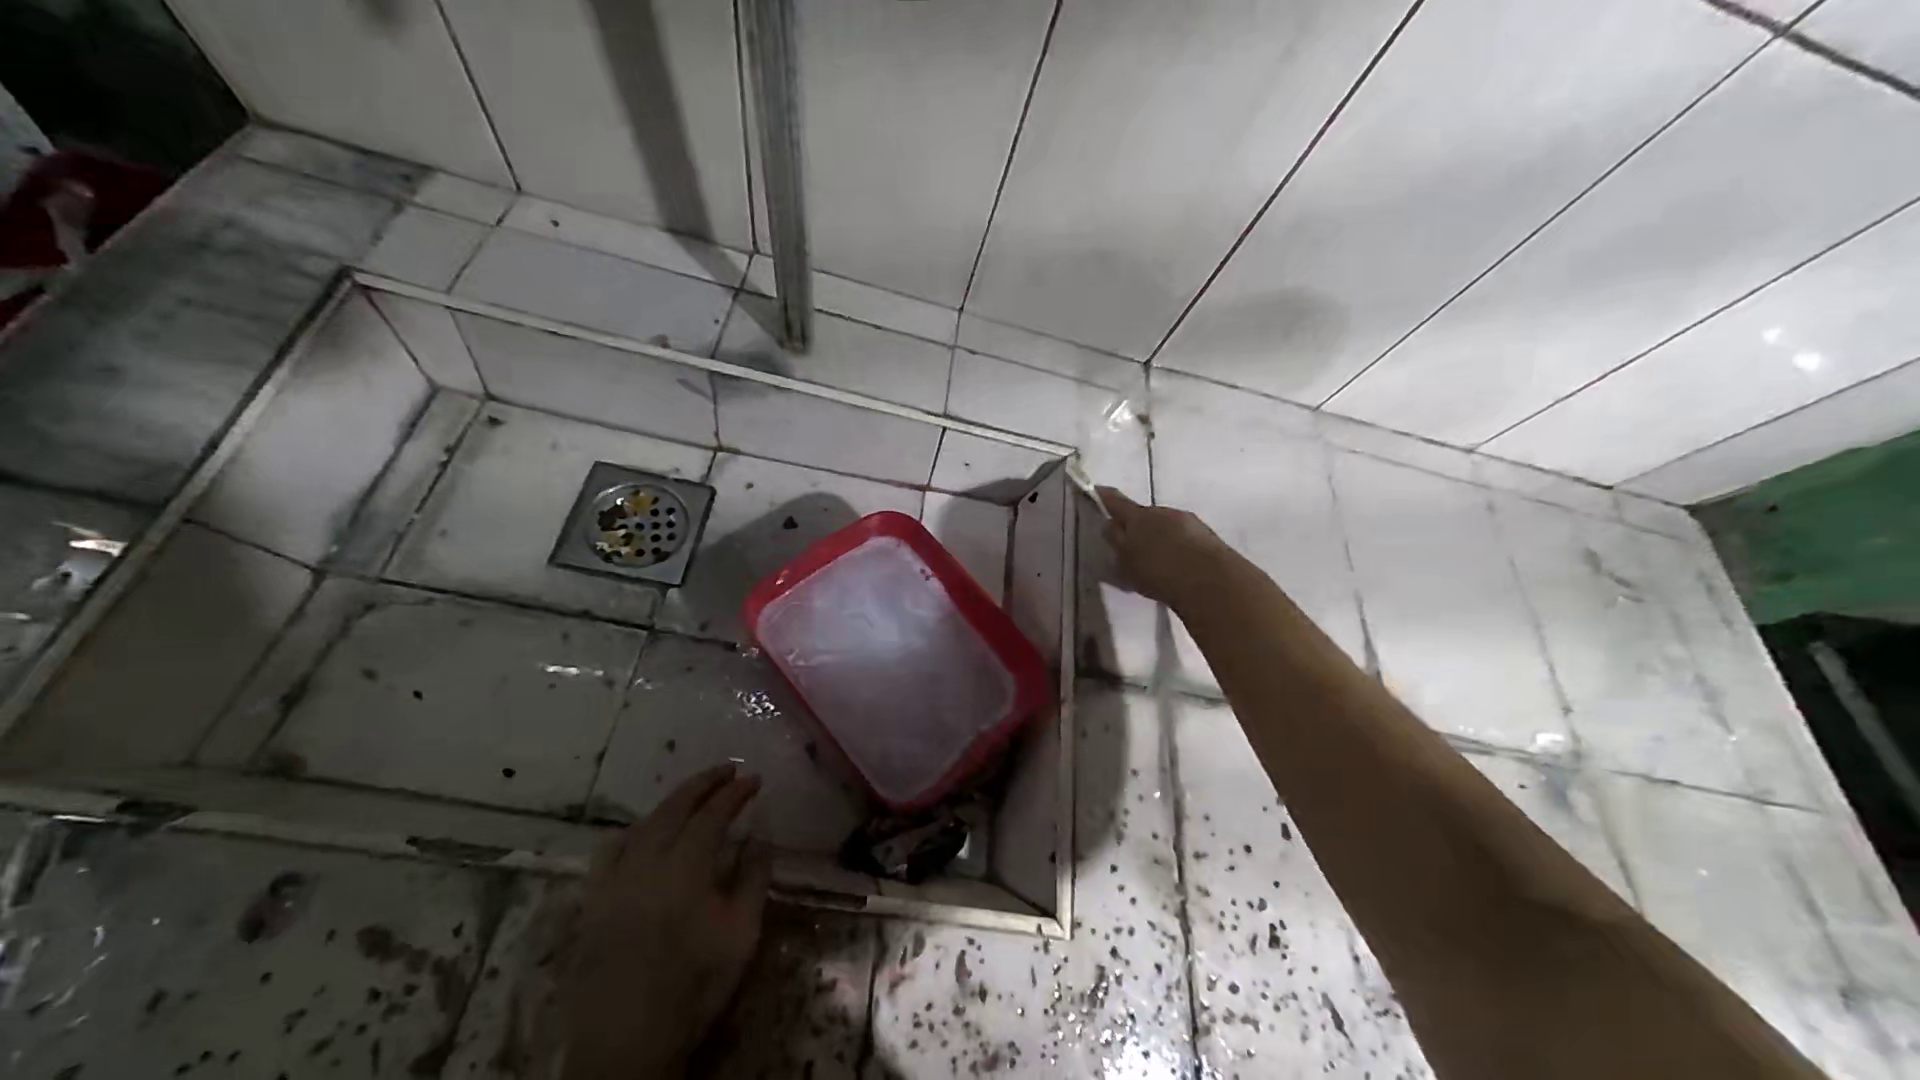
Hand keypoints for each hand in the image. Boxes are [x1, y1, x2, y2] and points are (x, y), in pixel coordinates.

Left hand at [563, 765, 773, 1079]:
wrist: (629, 1039)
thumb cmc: (695, 985)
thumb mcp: (741, 934)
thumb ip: (753, 879)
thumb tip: (760, 836)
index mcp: (687, 868)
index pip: (714, 814)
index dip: (735, 793)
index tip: (754, 779)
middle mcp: (648, 862)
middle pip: (676, 807)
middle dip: (705, 782)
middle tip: (729, 769)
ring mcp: (616, 879)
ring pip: (645, 822)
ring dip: (673, 801)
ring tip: (694, 794)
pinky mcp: (594, 899)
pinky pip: (609, 850)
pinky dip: (630, 832)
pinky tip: (642, 833)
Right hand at [1096, 487, 1235, 607]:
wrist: (1211, 581)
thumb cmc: (1159, 573)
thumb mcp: (1127, 562)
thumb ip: (1116, 542)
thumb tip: (1111, 526)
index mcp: (1137, 517)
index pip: (1116, 502)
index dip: (1105, 497)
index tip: (1097, 490)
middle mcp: (1162, 512)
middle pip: (1143, 515)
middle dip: (1137, 527)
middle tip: (1132, 549)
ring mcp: (1186, 520)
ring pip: (1165, 526)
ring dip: (1159, 538)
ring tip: (1158, 564)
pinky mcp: (1205, 534)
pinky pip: (1183, 537)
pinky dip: (1177, 547)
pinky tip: (1178, 567)